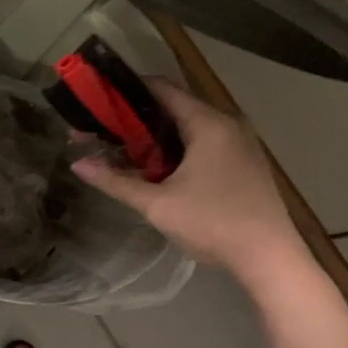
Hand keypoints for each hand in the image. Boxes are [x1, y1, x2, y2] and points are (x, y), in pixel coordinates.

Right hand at [71, 77, 305, 278]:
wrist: (270, 259)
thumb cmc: (212, 223)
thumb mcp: (156, 204)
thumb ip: (116, 181)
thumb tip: (77, 164)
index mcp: (207, 124)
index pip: (161, 88)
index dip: (126, 90)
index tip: (97, 101)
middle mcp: (227, 124)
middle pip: (174, 106)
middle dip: (136, 117)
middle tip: (103, 131)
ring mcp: (240, 144)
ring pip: (189, 126)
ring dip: (157, 135)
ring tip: (123, 150)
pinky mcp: (244, 163)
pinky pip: (204, 142)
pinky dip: (177, 148)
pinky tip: (158, 169)